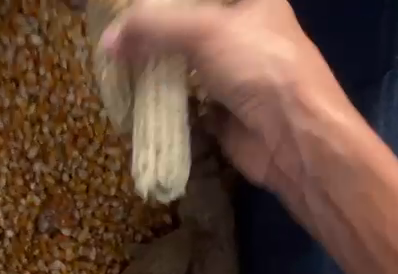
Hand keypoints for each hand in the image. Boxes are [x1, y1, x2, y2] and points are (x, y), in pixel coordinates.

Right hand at [102, 0, 364, 192]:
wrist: (292, 136)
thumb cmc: (260, 67)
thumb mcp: (204, 31)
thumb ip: (153, 28)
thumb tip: (106, 41)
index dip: (166, 0)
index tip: (131, 7)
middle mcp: (241, 28)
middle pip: (188, 24)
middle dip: (153, 31)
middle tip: (117, 36)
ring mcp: (231, 71)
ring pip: (184, 63)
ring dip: (154, 69)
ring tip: (117, 67)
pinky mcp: (221, 110)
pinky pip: (184, 101)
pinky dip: (161, 104)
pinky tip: (135, 101)